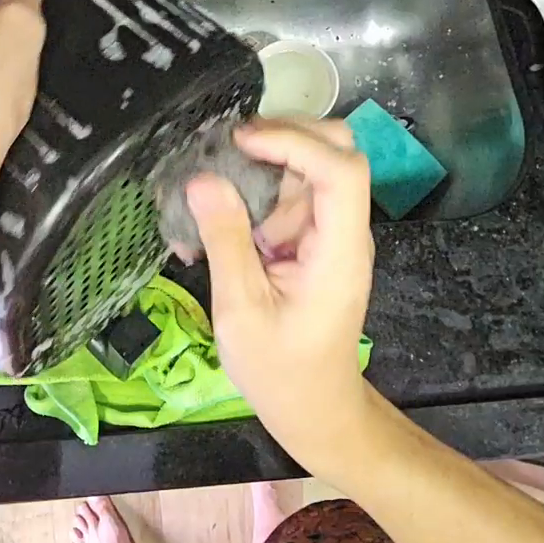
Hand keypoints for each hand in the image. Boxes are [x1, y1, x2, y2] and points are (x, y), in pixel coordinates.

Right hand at [188, 118, 376, 474]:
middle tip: (229, 146)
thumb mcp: (242, 311)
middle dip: (284, 134)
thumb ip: (225, 241)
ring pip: (307, 165)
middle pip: (335, 151)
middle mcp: (341, 230)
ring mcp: (327, 232)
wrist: (314, 407)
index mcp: (338, 249)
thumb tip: (202, 180)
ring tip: (211, 178)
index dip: (295, 142)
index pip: (340, 170)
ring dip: (262, 162)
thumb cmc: (281, 371)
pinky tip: (216, 212)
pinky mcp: (310, 238)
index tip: (242, 142)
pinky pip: (287, 194)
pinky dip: (253, 189)